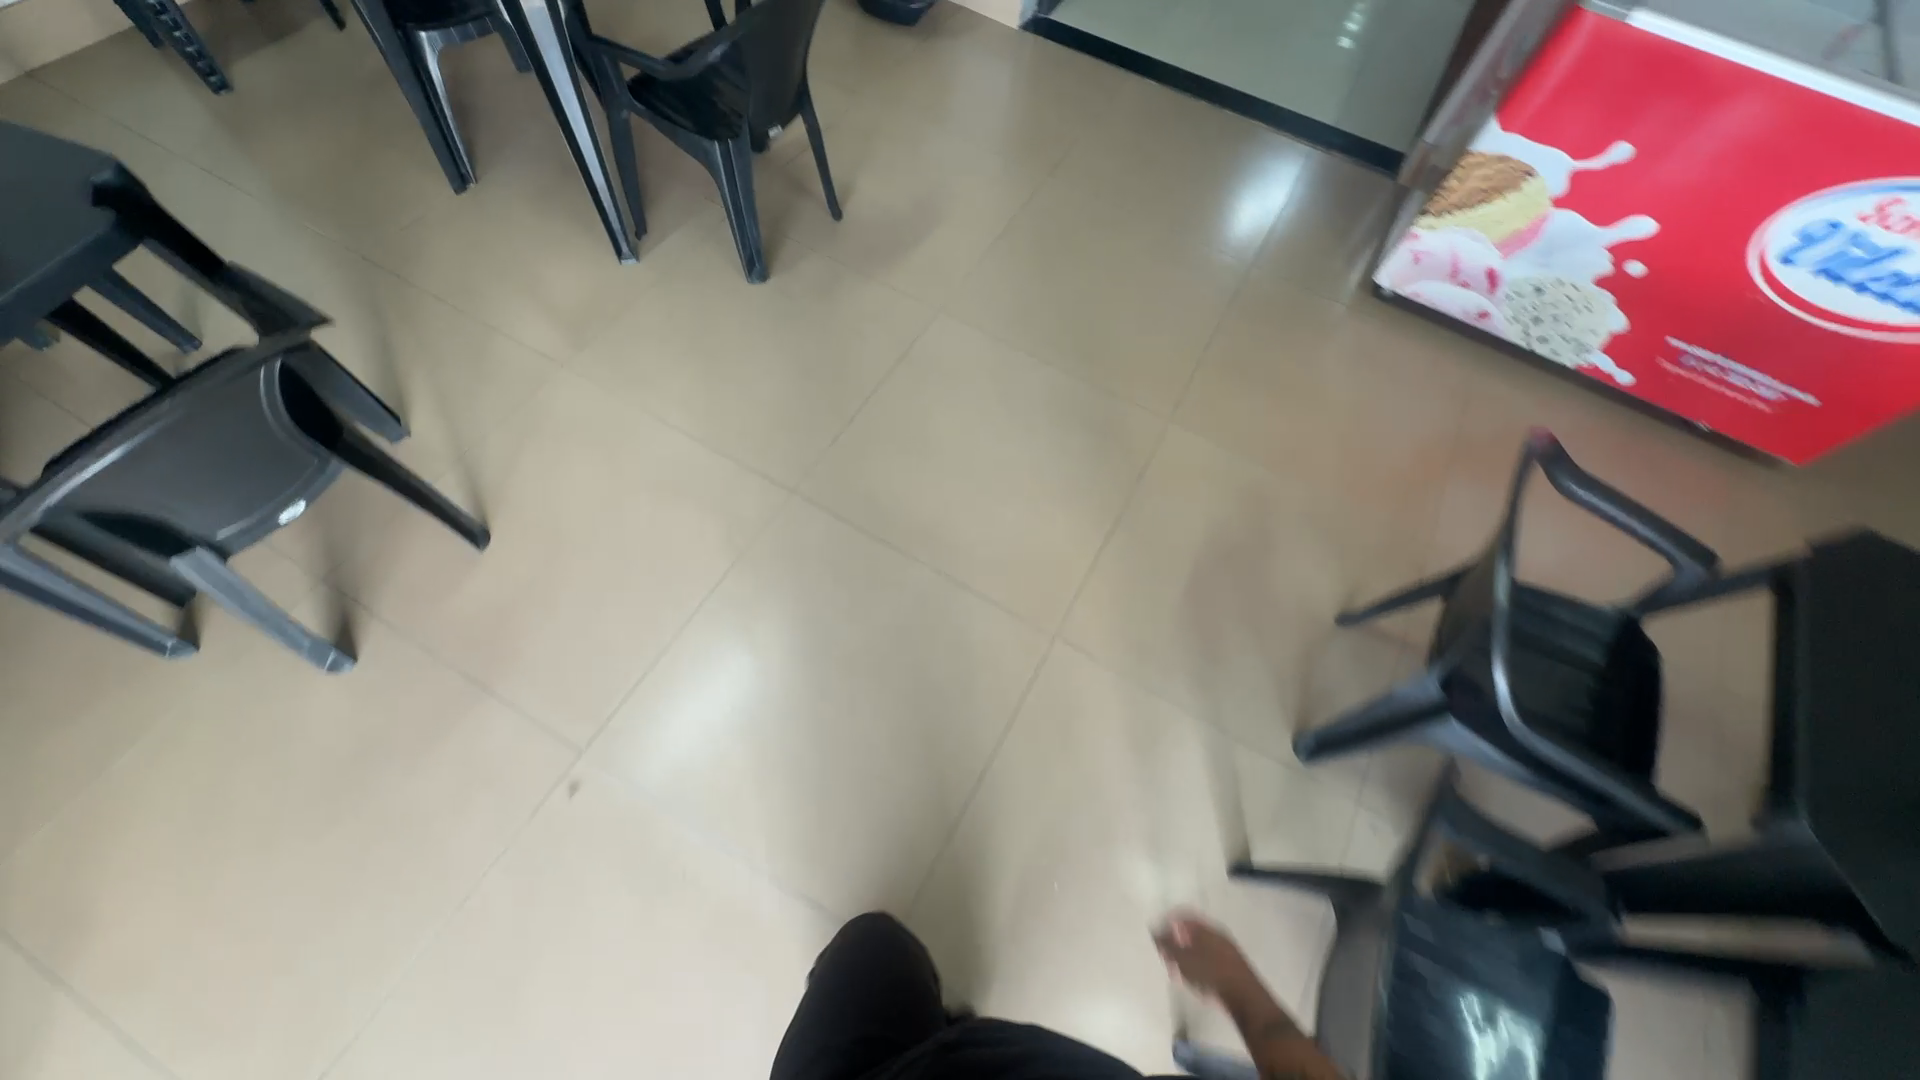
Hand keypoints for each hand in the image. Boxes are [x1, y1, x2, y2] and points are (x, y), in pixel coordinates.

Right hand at [1153, 910, 1260, 1006]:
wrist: (1246, 1000)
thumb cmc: (1212, 975)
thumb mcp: (1184, 960)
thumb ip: (1168, 945)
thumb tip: (1155, 933)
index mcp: (1206, 928)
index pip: (1182, 916)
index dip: (1167, 922)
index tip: (1156, 934)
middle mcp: (1217, 935)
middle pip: (1191, 932)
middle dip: (1175, 941)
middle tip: (1164, 955)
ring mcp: (1227, 952)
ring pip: (1200, 947)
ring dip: (1186, 956)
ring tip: (1175, 970)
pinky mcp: (1231, 969)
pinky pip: (1208, 961)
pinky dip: (1197, 966)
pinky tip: (1191, 980)